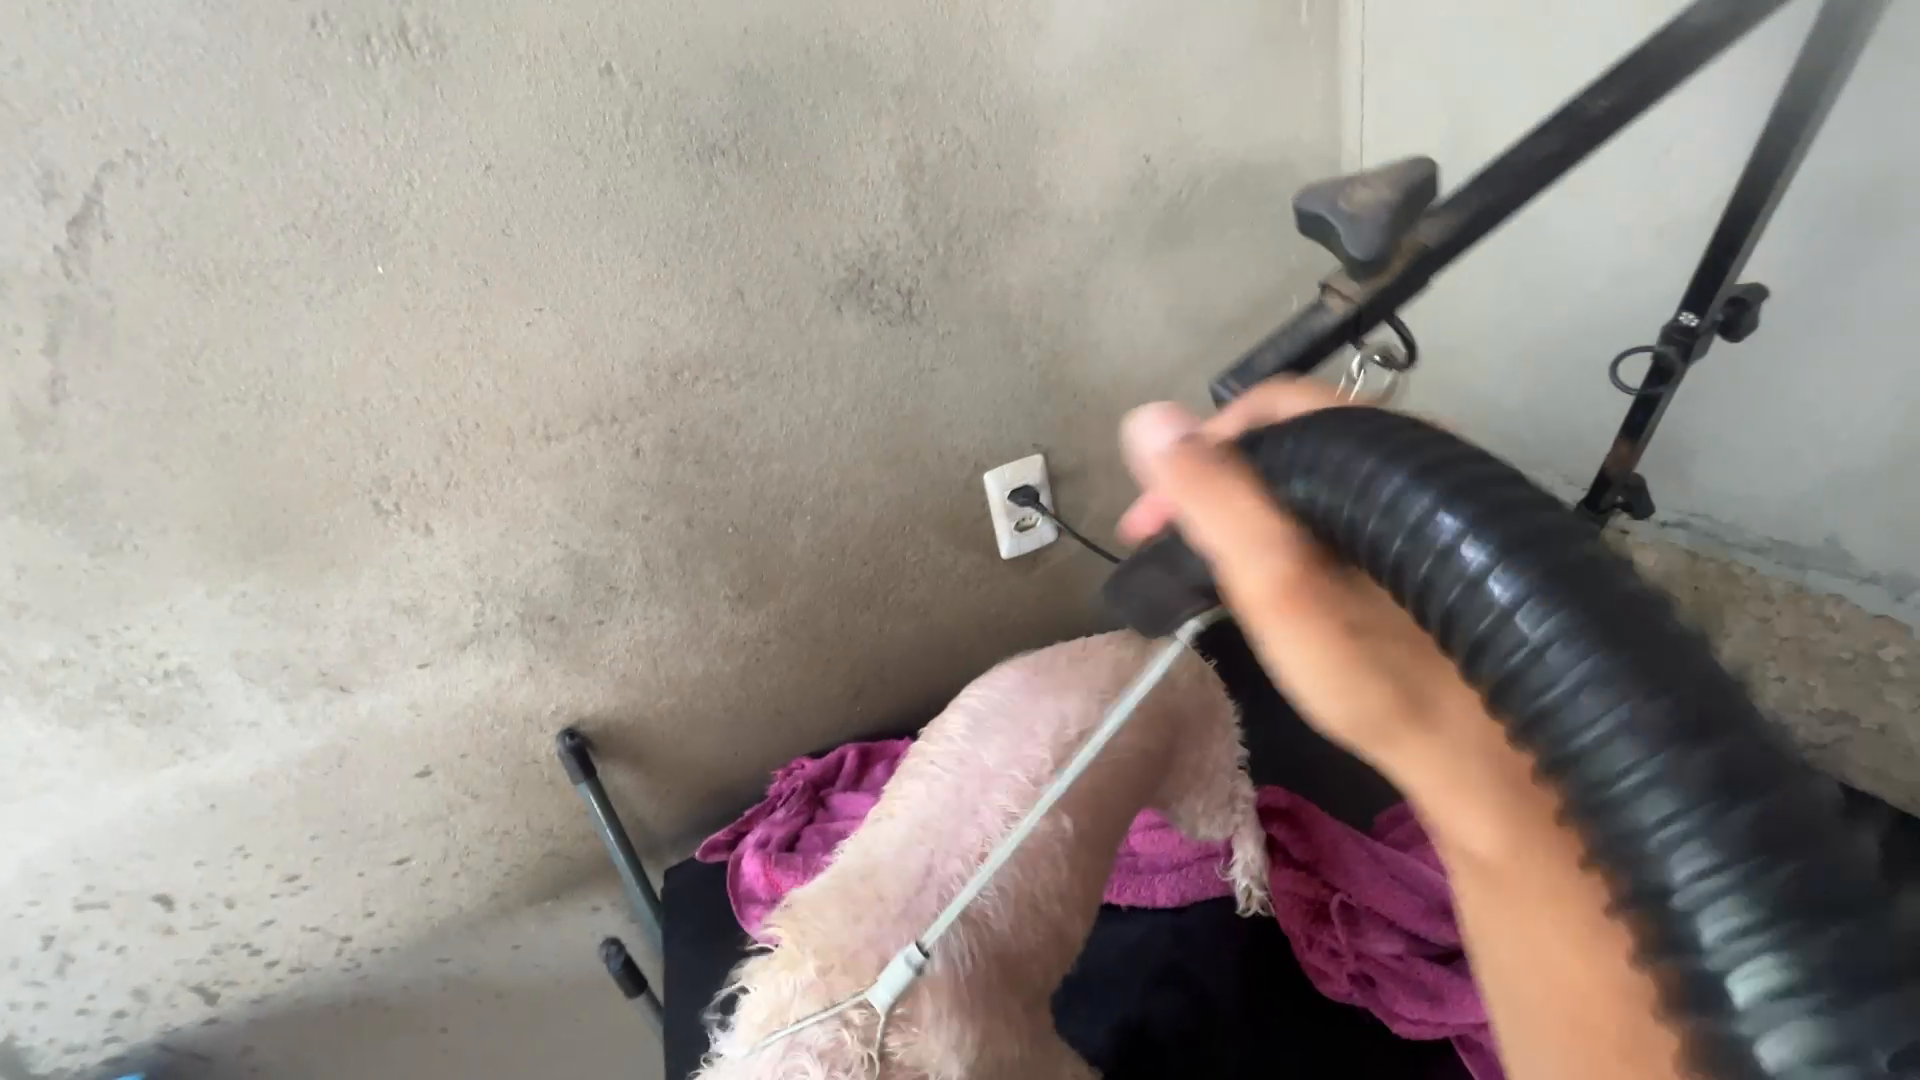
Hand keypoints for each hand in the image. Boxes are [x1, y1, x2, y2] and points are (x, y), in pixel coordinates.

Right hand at [1118, 380, 1510, 808]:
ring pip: (1303, 480)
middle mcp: (1407, 457)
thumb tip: (1146, 421)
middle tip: (1162, 543)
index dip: (1194, 449)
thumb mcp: (1278, 584)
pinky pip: (1327, 514)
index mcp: (1377, 449)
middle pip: (1281, 441)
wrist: (1483, 761)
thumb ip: (1214, 500)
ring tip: (1197, 561)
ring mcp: (1418, 503)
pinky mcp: (1419, 545)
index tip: (1150, 521)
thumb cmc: (1374, 676)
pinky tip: (1260, 574)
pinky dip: (1276, 533)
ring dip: (1238, 510)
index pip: (1265, 408)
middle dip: (1208, 483)